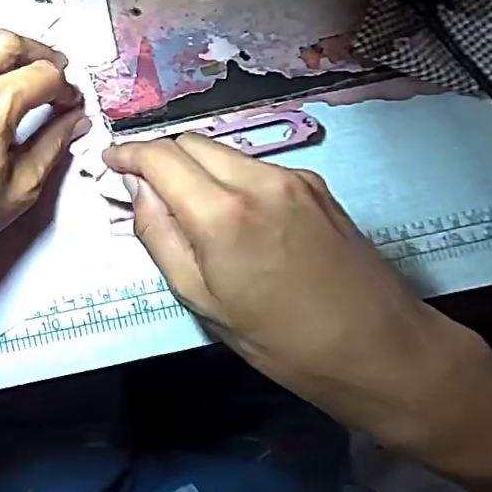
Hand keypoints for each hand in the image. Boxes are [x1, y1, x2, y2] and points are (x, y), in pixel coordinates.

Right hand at [102, 133, 491, 461]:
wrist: (380, 348)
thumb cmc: (282, 341)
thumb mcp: (204, 301)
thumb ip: (160, 236)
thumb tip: (137, 191)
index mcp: (223, 214)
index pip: (160, 157)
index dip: (128, 153)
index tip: (111, 161)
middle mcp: (258, 180)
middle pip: (191, 142)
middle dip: (161, 158)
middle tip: (146, 189)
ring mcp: (293, 176)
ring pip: (224, 152)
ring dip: (197, 168)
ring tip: (192, 209)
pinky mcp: (316, 184)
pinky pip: (256, 167)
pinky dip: (231, 179)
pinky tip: (238, 217)